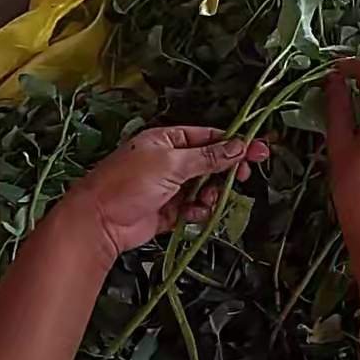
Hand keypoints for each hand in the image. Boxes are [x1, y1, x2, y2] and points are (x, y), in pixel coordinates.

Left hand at [67, 126, 270, 256]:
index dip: (234, 143)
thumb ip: (209, 157)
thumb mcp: (172, 163)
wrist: (100, 222)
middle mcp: (170, 161)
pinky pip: (195, 208)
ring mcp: (170, 187)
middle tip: (243, 177)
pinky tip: (195, 213)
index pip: (209, 137)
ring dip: (211, 194)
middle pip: (211, 163)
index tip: (258, 150)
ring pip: (205, 187)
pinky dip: (199, 211)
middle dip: (227, 171)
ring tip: (207, 200)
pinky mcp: (170, 211)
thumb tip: (239, 146)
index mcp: (167, 140)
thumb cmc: (130, 183)